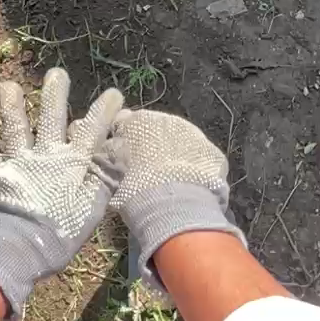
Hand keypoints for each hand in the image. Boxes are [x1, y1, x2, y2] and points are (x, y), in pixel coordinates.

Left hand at [0, 68, 124, 317]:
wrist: (19, 248)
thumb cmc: (61, 232)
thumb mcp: (93, 207)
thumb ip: (106, 176)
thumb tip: (123, 147)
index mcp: (72, 164)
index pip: (92, 131)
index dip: (103, 112)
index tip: (113, 93)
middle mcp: (45, 156)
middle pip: (51, 120)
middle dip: (55, 96)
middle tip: (56, 73)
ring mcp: (18, 163)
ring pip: (16, 129)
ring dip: (12, 108)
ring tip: (7, 87)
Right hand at [97, 111, 241, 280]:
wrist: (173, 201)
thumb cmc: (134, 184)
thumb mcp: (109, 168)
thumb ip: (108, 153)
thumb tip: (107, 147)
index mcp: (137, 120)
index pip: (125, 123)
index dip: (124, 140)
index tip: (124, 156)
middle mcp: (166, 119)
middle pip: (155, 130)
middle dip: (152, 145)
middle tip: (148, 171)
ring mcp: (193, 133)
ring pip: (180, 141)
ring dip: (175, 155)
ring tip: (171, 182)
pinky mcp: (212, 151)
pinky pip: (200, 158)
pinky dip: (196, 168)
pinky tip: (190, 186)